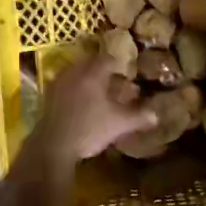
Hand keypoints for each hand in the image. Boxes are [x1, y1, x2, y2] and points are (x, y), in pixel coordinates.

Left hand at [25, 51, 157, 163]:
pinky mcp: (48, 97)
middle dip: (103, 71)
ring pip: (77, 74)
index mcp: (92, 74)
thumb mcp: (119, 124)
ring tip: (99, 93)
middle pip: (90, 64)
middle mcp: (74, 73)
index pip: (107, 59)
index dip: (119, 64)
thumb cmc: (89, 129)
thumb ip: (138, 117)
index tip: (127, 73)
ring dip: (88, 79)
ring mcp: (58, 83)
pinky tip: (82, 104)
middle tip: (115, 82)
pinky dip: (76, 89)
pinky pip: (66, 85)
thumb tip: (156, 115)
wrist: (53, 146)